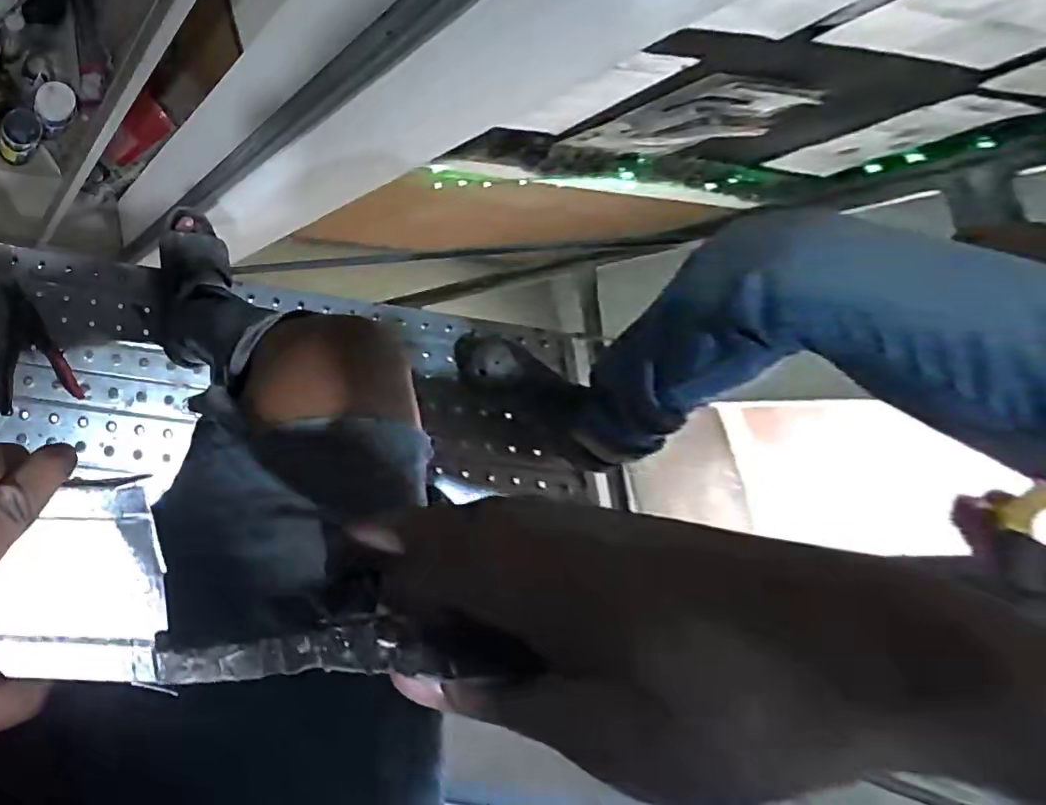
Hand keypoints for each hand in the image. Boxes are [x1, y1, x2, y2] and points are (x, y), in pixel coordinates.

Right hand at [351, 497, 1045, 804]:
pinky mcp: (591, 520)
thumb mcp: (603, 735)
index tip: (400, 656)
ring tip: (477, 638)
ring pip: (461, 530)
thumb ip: (494, 699)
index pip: (403, 575)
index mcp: (500, 567)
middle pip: (418, 534)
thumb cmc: (717, 702)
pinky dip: (490, 568)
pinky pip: (506, 533)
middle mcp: (510, 523)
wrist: (859, 641)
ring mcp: (552, 513)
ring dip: (448, 575)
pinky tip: (531, 617)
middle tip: (423, 638)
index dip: (389, 615)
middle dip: (401, 577)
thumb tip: (408, 674)